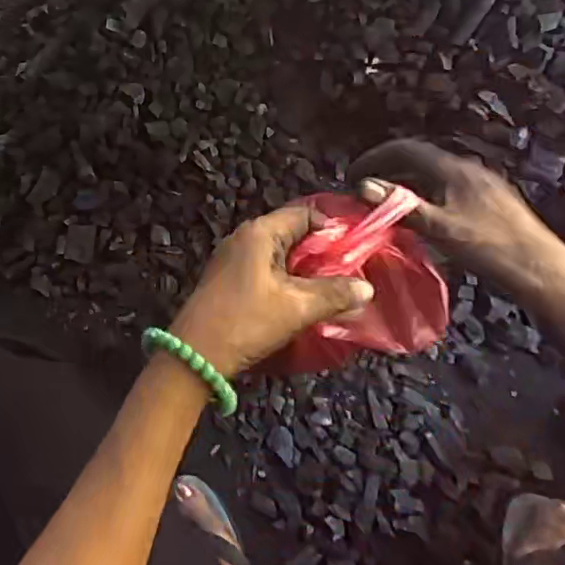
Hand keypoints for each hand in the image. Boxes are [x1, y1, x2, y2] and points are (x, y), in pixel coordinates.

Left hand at [170, 204, 373, 376]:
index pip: (303, 214)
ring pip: (281, 253)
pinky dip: (290, 278)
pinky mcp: (232, 276)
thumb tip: (367, 287)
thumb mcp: (297, 307)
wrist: (198, 350)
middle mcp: (245, 237)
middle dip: (323, 252)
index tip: (359, 250)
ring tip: (338, 289)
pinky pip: (268, 268)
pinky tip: (307, 299)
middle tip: (354, 273)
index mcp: (259, 233)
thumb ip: (334, 294)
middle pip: (293, 233)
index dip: (333, 228)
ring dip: (307, 269)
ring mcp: (235, 256)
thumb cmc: (246, 320)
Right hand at [349, 139, 564, 317]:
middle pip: (417, 160)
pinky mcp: (491, 204)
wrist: (551, 277)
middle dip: (386, 171)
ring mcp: (482, 186)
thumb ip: (400, 206)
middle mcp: (468, 170)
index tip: (352, 175)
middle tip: (365, 191)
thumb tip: (361, 186)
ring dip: (404, 185)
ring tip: (386, 206)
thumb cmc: (493, 250)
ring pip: (431, 176)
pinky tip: (421, 219)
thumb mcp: (440, 229)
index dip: (373, 158)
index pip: (403, 148)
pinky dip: (423, 196)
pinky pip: (446, 189)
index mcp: (454, 170)